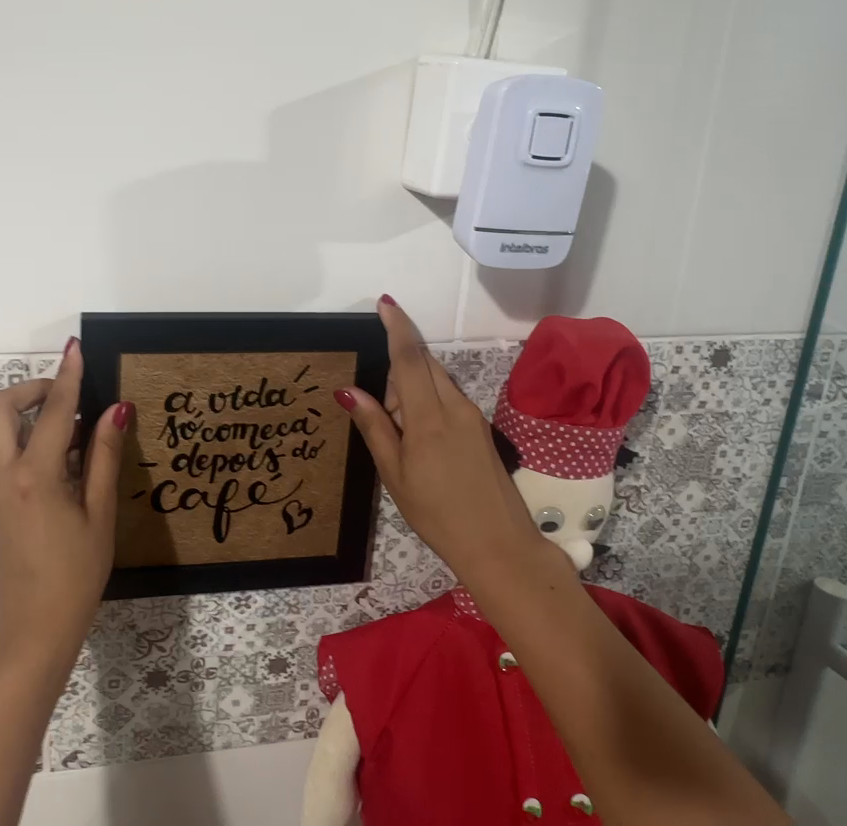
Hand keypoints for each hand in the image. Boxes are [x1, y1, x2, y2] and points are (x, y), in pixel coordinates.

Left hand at [0, 339, 129, 666]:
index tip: (76, 349)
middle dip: (31, 389)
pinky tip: (62, 460)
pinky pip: (2, 453)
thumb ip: (102, 457)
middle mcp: (3, 474)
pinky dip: (25, 439)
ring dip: (27, 414)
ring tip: (73, 430)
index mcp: (34, 476)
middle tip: (68, 396)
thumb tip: (115, 410)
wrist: (33, 629)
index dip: (68, 377)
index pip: (50, 411)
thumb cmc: (76, 575)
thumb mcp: (99, 514)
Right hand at [335, 297, 553, 587]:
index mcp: (429, 417)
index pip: (410, 358)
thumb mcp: (394, 475)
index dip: (396, 327)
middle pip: (424, 364)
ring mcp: (471, 416)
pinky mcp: (480, 429)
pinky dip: (427, 403)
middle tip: (382, 411)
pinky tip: (419, 441)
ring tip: (400, 435)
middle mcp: (455, 406)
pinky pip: (447, 398)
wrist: (499, 544)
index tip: (384, 302)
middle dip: (398, 368)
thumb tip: (348, 390)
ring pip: (436, 381)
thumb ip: (374, 427)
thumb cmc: (437, 513)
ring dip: (412, 389)